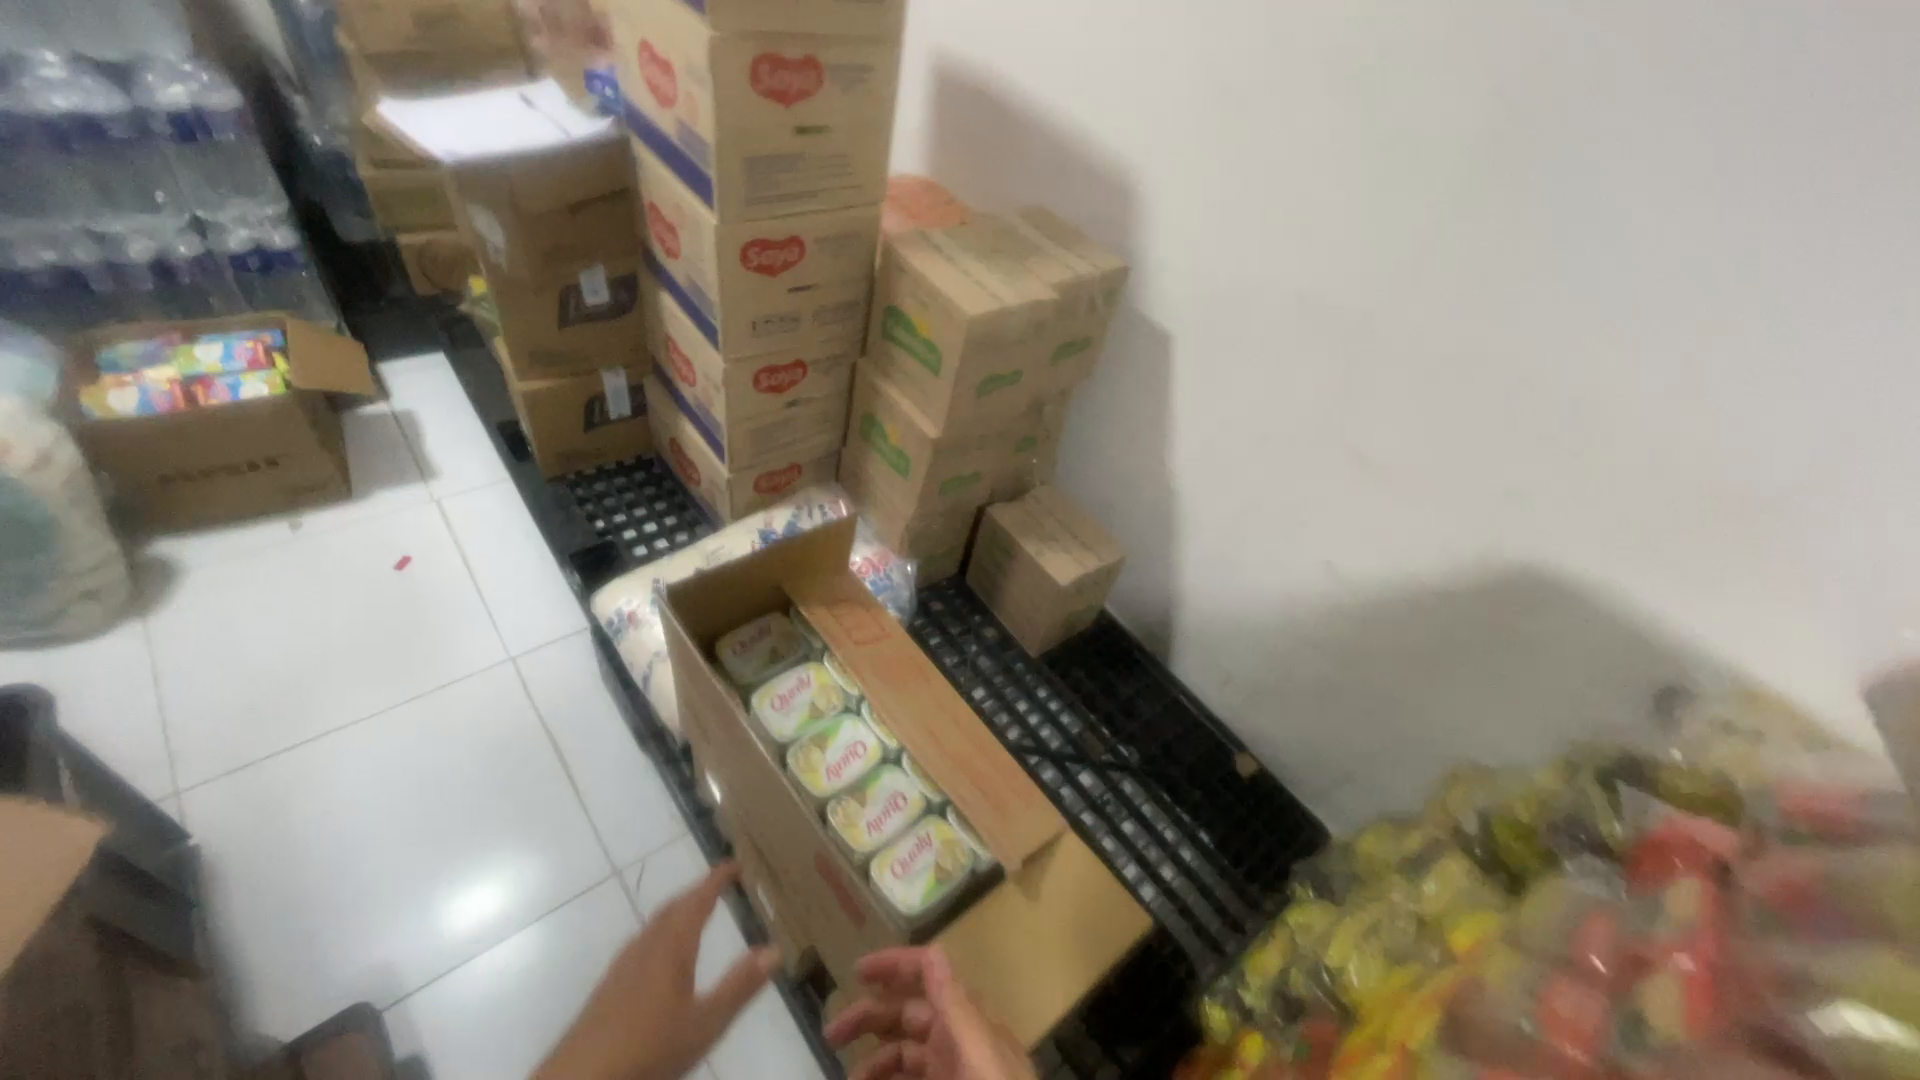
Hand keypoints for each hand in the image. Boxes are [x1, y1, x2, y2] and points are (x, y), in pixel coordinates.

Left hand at [536, 862, 778, 1079]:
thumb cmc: (649, 1048)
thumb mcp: (706, 1023)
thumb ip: (740, 986)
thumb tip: (775, 948)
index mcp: (671, 949)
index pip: (697, 902)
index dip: (715, 881)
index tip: (733, 863)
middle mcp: (644, 949)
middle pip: (672, 910)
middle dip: (695, 893)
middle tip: (717, 885)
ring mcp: (620, 969)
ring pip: (652, 927)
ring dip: (675, 913)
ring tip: (692, 914)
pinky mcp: (605, 991)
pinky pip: (639, 945)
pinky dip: (659, 935)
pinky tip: (657, 959)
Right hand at [824, 946, 1035, 1079]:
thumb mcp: (980, 1055)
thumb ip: (956, 1007)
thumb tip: (934, 951)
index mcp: (968, 1021)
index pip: (931, 974)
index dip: (895, 965)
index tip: (857, 972)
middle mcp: (960, 1041)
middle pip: (909, 1014)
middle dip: (870, 1017)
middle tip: (832, 1036)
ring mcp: (955, 1071)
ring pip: (906, 1055)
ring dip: (875, 1061)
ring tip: (848, 1077)